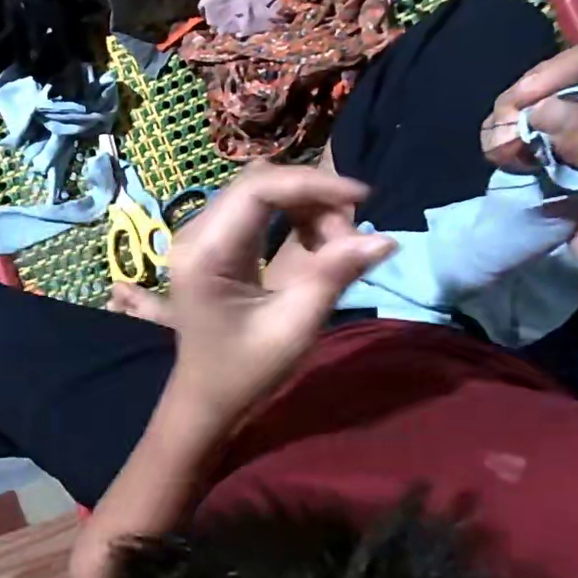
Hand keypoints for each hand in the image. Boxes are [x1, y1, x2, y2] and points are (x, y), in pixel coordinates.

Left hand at [162, 164, 395, 417]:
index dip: (310, 183)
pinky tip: (316, 246)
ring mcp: (198, 237)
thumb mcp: (294, 327)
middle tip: (350, 237)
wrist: (205, 394)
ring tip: (336, 247)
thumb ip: (332, 277)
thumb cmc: (244, 369)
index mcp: (204, 253)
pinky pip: (253, 210)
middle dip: (312, 198)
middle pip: (256, 184)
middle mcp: (193, 235)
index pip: (255, 189)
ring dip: (305, 207)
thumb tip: (384, 238)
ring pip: (257, 192)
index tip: (363, 198)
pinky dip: (292, 216)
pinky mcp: (211, 243)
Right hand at [481, 36, 577, 296]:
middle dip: (528, 100)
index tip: (527, 98)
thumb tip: (538, 111)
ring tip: (501, 151)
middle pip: (566, 78)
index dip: (566, 69)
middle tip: (505, 129)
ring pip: (537, 109)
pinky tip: (505, 161)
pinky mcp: (564, 161)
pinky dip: (506, 147)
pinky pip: (525, 141)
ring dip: (510, 125)